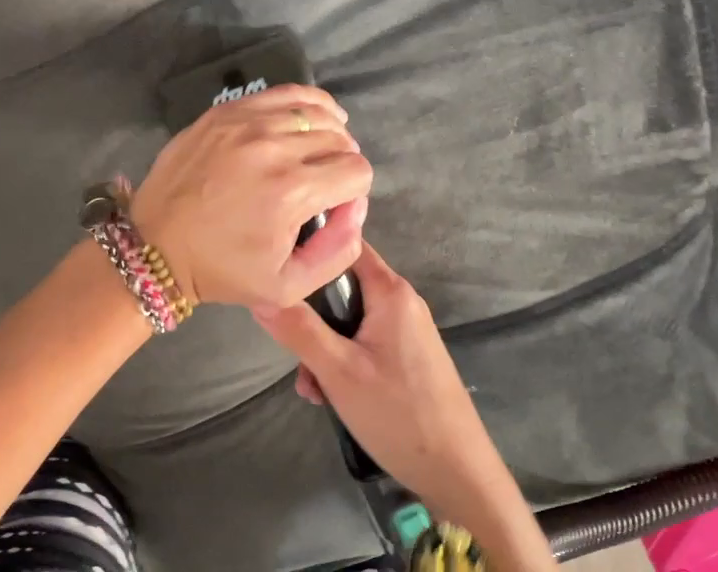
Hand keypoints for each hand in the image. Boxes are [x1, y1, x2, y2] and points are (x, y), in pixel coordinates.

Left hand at [131, 84, 370, 309]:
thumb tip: (357, 208)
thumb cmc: (222, 269)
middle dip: (342, 163)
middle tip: (324, 183)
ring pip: (317, 113)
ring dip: (329, 132)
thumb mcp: (287, 286)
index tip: (334, 205)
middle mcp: (275, 149)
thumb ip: (338, 251)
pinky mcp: (228, 111)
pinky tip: (312, 116)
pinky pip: (285, 93)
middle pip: (340, 141)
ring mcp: (249, 123)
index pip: (357, 171)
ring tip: (320, 151)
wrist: (155, 245)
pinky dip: (308, 103)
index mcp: (291, 193)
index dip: (355, 192)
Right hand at [252, 247, 547, 568]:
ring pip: (349, 323)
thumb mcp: (339, 372)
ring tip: (314, 389)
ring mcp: (405, 331)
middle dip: (313, 319)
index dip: (312, 249)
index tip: (279, 267)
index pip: (346, 245)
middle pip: (343, 289)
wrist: (457, 471)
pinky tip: (331, 398)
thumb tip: (261, 293)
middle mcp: (401, 302)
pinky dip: (343, 365)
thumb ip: (299, 330)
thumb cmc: (398, 414)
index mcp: (391, 291)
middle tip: (295, 353)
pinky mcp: (406, 358)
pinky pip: (364, 345)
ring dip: (324, 351)